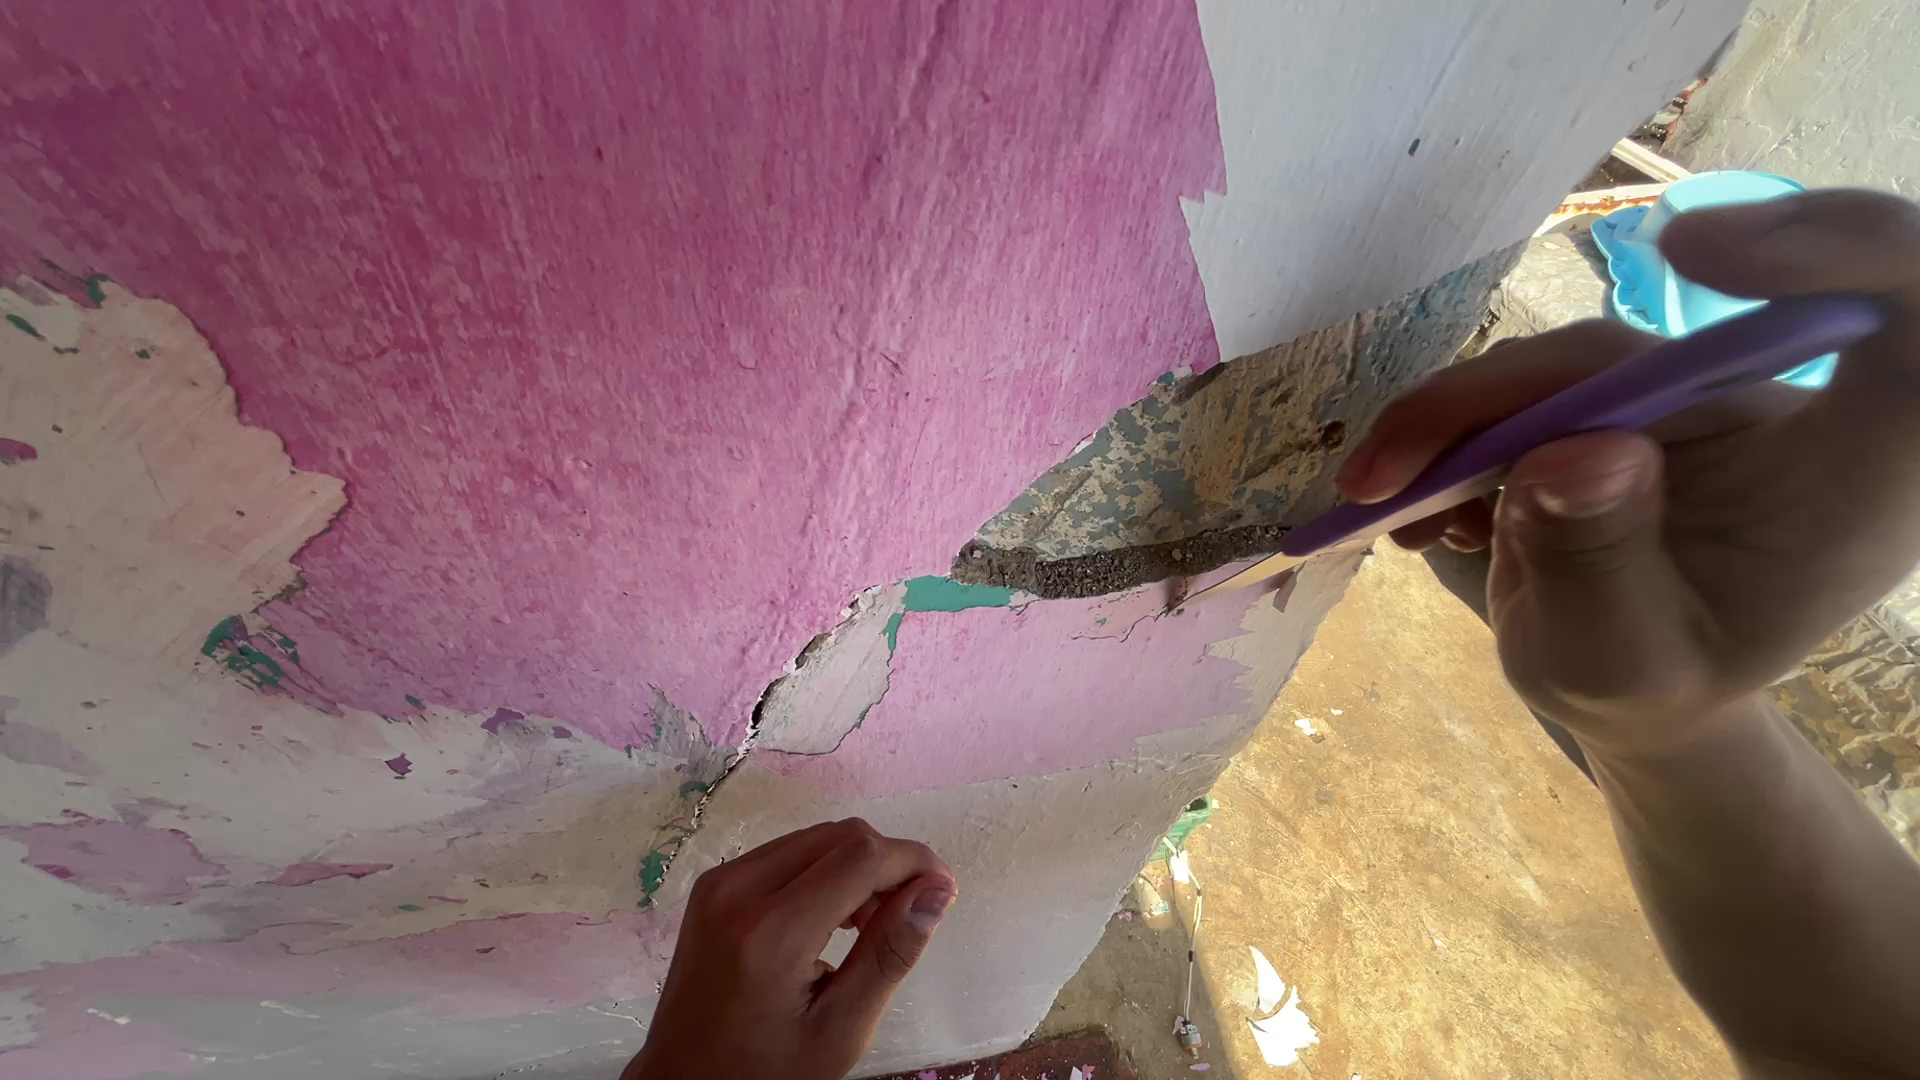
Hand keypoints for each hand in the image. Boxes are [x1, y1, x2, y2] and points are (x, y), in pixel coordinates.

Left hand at [622, 818, 955, 1079]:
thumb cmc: (767, 1072)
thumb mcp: (840, 1032)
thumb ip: (890, 954)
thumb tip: (938, 889)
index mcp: (770, 932)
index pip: (861, 857)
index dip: (913, 861)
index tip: (944, 889)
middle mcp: (740, 888)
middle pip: (843, 835)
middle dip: (888, 863)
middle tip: (907, 914)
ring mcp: (723, 878)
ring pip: (820, 835)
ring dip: (860, 864)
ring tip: (870, 922)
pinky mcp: (717, 880)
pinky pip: (792, 848)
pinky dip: (827, 867)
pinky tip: (834, 912)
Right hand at [1340, 189, 1919, 757]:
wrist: (1614, 687)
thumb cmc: (1646, 687)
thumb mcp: (1617, 656)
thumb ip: (1600, 562)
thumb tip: (1568, 452)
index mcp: (1847, 467)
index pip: (1909, 306)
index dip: (1831, 245)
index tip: (1691, 251)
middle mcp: (1757, 412)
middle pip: (1620, 357)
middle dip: (1479, 402)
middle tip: (1378, 475)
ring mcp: (1664, 408)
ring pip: (1539, 374)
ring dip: (1434, 428)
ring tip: (1372, 502)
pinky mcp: (1590, 412)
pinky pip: (1504, 401)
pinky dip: (1438, 447)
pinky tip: (1413, 511)